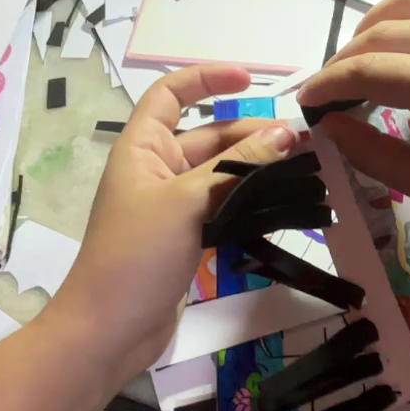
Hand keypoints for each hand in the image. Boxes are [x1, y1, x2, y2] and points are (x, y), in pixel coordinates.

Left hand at [50, 65, 298, 380]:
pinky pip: (224, 206)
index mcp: (142, 148)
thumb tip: (284, 134)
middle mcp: (157, 170)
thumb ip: (236, 168)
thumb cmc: (136, 254)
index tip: (249, 79)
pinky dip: (251, 200)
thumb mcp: (186, 202)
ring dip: (256, 167)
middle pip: (208, 136)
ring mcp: (173, 207)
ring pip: (221, 173)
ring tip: (301, 166)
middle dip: (249, 132)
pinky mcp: (188, 238)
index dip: (206, 79)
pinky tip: (283, 201)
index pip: (171, 95)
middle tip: (300, 142)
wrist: (108, 331)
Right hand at [296, 0, 409, 250]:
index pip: (368, 72)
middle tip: (332, 88)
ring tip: (362, 53)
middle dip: (343, 60)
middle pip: (381, 33)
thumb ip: (376, 156)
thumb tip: (330, 125)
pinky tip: (406, 22)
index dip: (327, 85)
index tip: (307, 101)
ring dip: (373, 23)